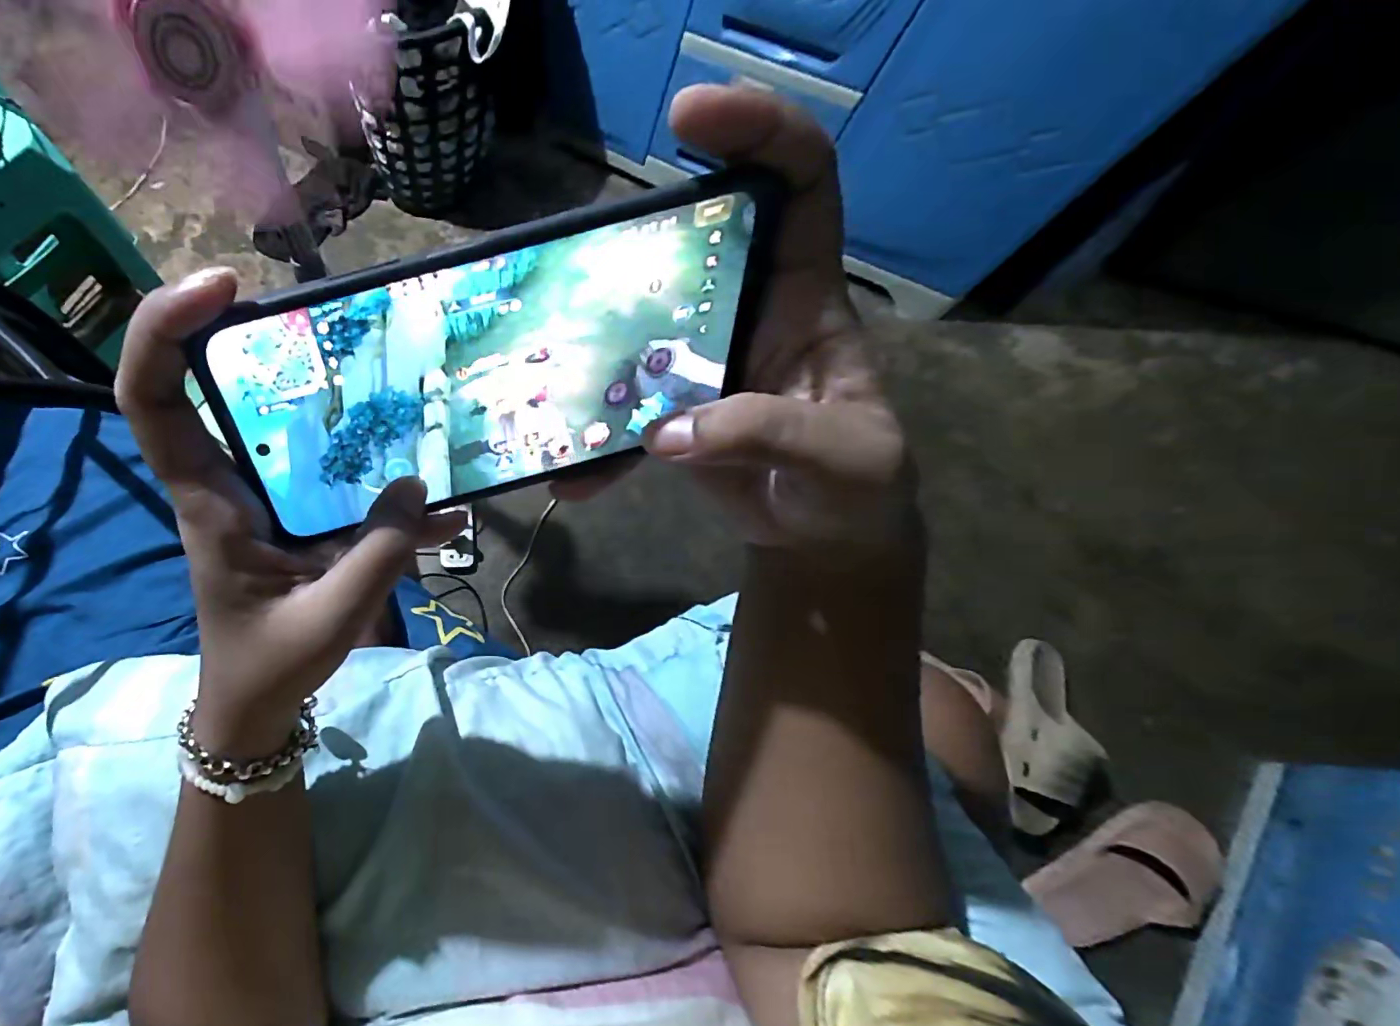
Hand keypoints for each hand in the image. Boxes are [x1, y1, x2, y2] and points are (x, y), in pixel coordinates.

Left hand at [116, 269, 465, 752]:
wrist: (258, 704)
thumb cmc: (270, 664)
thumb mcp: (328, 617)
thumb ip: (378, 553)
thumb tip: (418, 484)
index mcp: (210, 501)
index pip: (152, 400)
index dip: (165, 331)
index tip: (221, 288)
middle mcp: (231, 483)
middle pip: (217, 387)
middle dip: (259, 339)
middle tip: (325, 317)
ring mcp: (269, 497)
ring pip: (287, 426)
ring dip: (338, 401)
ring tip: (403, 387)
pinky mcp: (303, 517)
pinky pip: (344, 480)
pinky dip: (389, 483)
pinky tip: (444, 509)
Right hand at [554, 86, 914, 562]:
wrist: (819, 534)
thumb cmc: (853, 486)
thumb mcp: (839, 457)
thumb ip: (767, 433)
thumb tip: (666, 433)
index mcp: (805, 297)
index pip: (799, 182)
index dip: (758, 131)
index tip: (690, 116)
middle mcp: (746, 312)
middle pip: (694, 243)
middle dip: (639, 232)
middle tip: (577, 248)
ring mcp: (701, 362)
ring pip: (640, 324)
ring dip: (592, 342)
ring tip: (546, 360)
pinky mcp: (672, 411)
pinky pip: (624, 410)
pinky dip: (596, 444)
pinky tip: (572, 479)